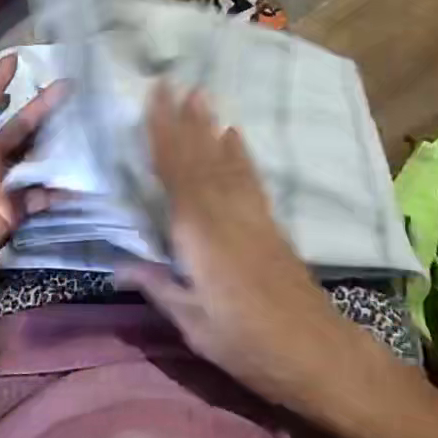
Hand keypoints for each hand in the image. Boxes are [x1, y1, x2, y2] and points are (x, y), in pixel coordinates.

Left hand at [0, 53, 60, 307]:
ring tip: (79, 121)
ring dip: (54, 139)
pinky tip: (76, 183)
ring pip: (33, 155)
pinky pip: (37, 197)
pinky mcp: (11, 211)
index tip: (13, 59)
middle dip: (41, 105)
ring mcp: (1, 186)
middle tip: (66, 84)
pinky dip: (55, 191)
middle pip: (18, 127)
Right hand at [117, 85, 394, 412]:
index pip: (175, 172)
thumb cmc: (247, 343)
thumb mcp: (192, 323)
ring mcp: (252, 216)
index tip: (153, 98)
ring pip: (225, 161)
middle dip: (183, 119)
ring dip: (210, 126)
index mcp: (200, 233)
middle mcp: (226, 214)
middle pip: (200, 158)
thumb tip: (118, 264)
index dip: (162, 134)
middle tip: (172, 82)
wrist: (319, 355)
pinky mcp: (270, 225)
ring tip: (201, 95)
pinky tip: (235, 137)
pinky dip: (240, 154)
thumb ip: (157, 286)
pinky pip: (250, 179)